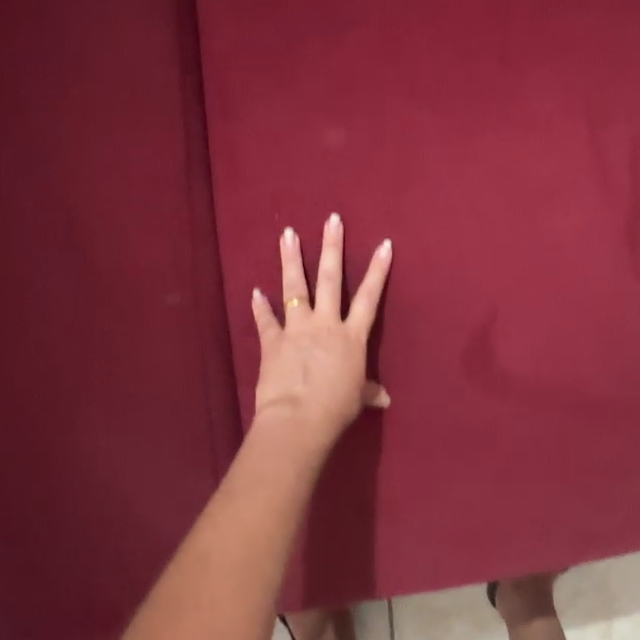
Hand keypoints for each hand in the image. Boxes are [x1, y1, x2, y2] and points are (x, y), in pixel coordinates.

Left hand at [249, 213, 393, 449]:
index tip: (384, 243)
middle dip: (332, 247)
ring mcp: (297, 330)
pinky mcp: (272, 342)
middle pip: (331, 279)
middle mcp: (327, 324)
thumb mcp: (358, 398)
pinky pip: (266, 321)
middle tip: (332, 220)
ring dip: (291, 260)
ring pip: (296, 288)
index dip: (378, 270)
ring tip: (288, 234)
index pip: (370, 296)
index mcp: (352, 337)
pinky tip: (255, 291)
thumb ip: (369, 391)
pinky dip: (260, 307)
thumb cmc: (336, 408)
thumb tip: (385, 398)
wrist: (298, 419)